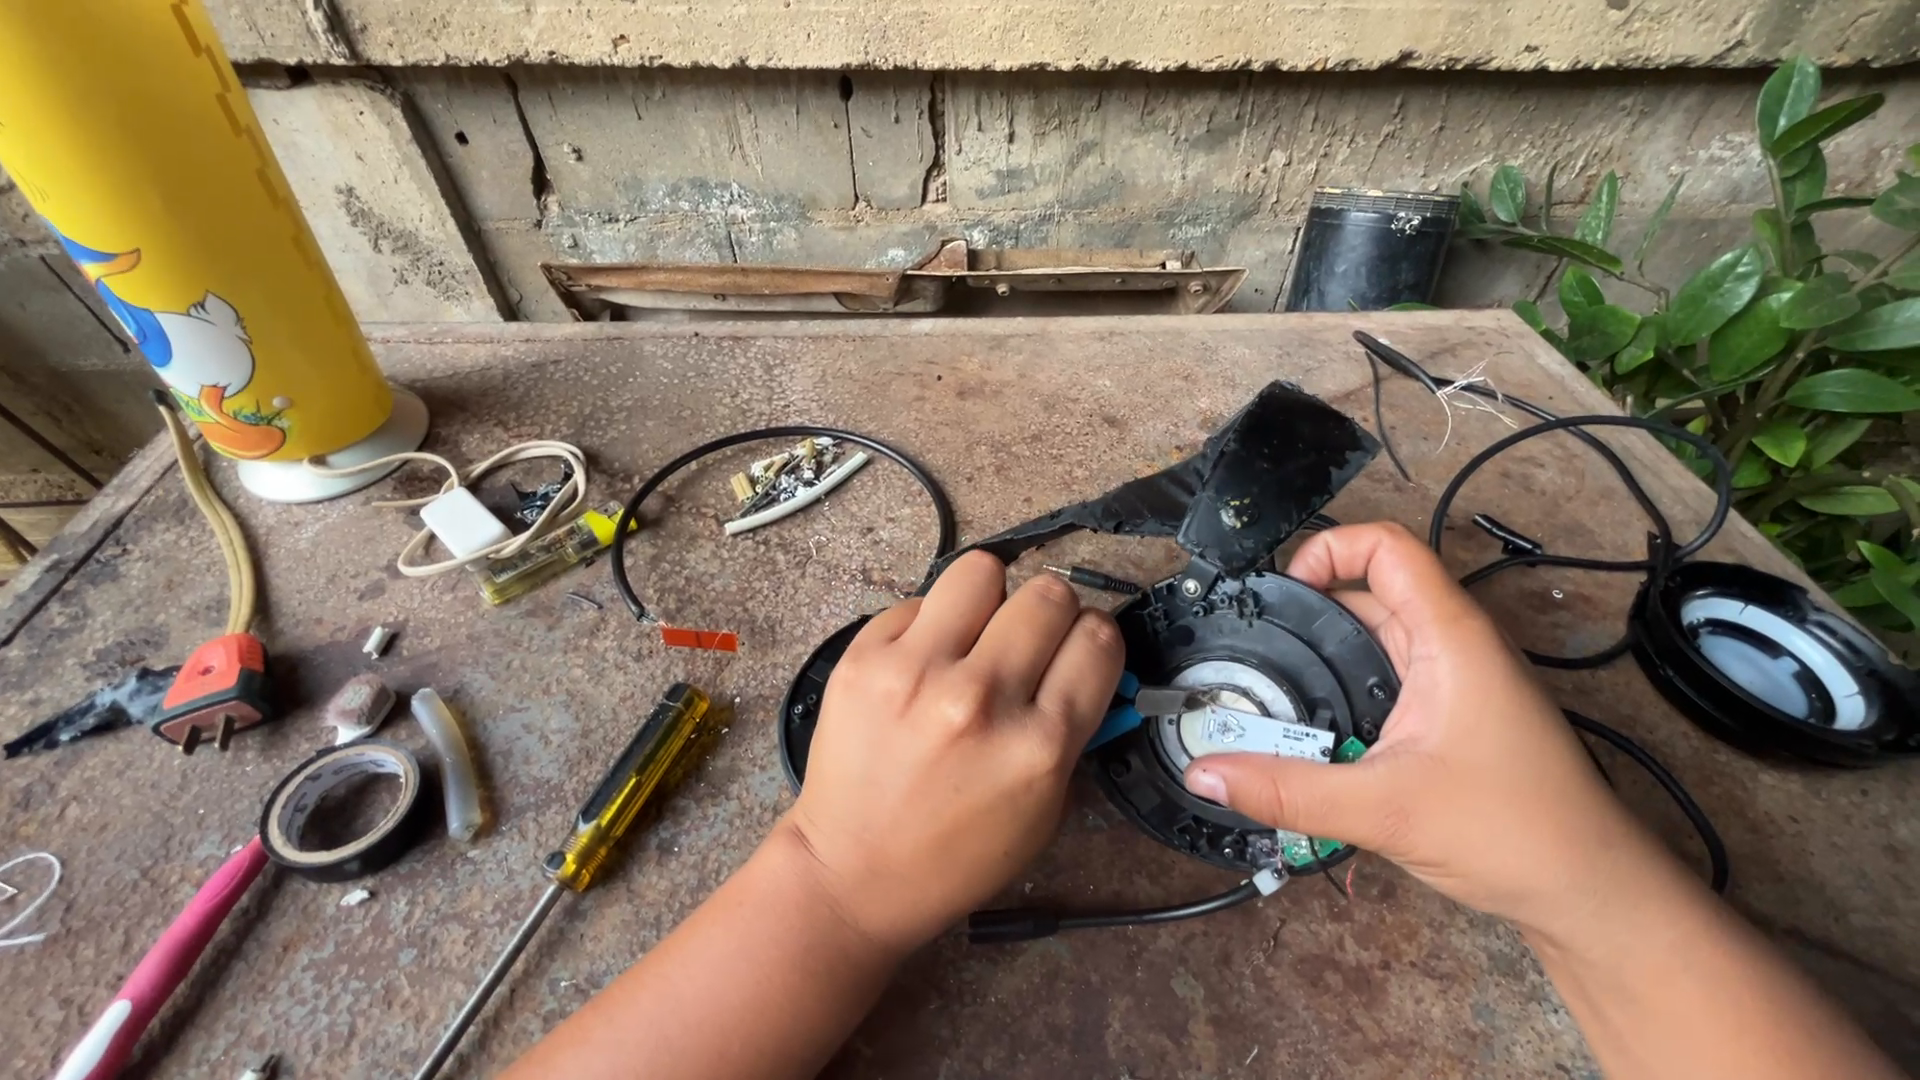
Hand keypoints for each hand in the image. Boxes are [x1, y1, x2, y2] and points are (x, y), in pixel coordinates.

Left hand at [774, 551, 1124, 951]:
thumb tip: (1090, 660)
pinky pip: (918, 600)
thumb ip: (1073, 729)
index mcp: (1038, 746)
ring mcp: (915, 672)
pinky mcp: (862, 659)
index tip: (1078, 649)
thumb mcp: (1045, 809)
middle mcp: (980, 698)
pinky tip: (922, 660)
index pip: (1099, 639)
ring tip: (975, 633)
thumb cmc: (956, 854)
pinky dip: (930, 623)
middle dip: (1050, 613)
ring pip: (982, 570)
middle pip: (1048, 594)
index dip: (1095, 639)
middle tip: (1027, 642)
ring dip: (990, 597)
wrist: (852, 873)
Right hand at [1182, 523, 1668, 936]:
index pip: (1388, 547)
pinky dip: (1341, 678)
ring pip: (1375, 633)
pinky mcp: (1450, 710)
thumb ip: (1284, 790)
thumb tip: (1203, 775)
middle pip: (1370, 587)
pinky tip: (1310, 717)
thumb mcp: (1382, 809)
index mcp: (1449, 638)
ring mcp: (1454, 678)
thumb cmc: (1514, 834)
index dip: (1328, 548)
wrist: (1594, 896)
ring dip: (1322, 647)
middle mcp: (1453, 645)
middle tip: (1252, 641)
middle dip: (1306, 605)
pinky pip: (1384, 670)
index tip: (1281, 592)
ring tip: (1267, 677)